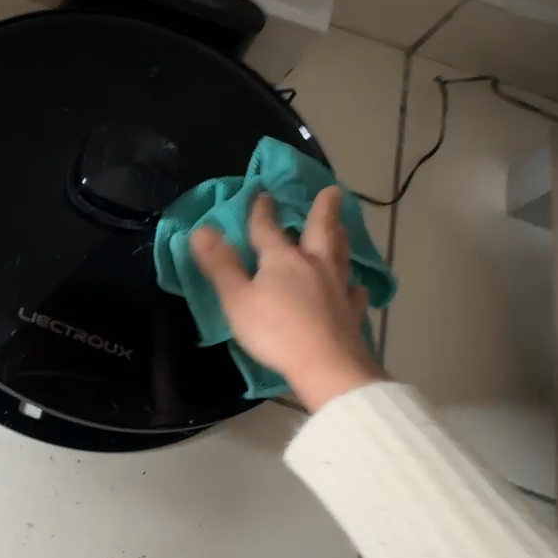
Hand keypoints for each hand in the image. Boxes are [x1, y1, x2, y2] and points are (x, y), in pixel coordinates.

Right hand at [191, 186, 383, 410]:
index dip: (262, 211)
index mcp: (282, 260)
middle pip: (320, 232)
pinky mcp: (351, 312)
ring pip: (340, 255)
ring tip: (342, 229)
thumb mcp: (236, 298)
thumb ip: (220, 264)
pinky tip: (355, 286)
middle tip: (332, 191)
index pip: (268, 229)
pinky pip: (354, 291)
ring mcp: (337, 288)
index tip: (262, 194)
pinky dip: (352, 284)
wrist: (326, 366)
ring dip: (339, 238)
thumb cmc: (274, 331)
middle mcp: (314, 266)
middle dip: (322, 210)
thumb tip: (202, 229)